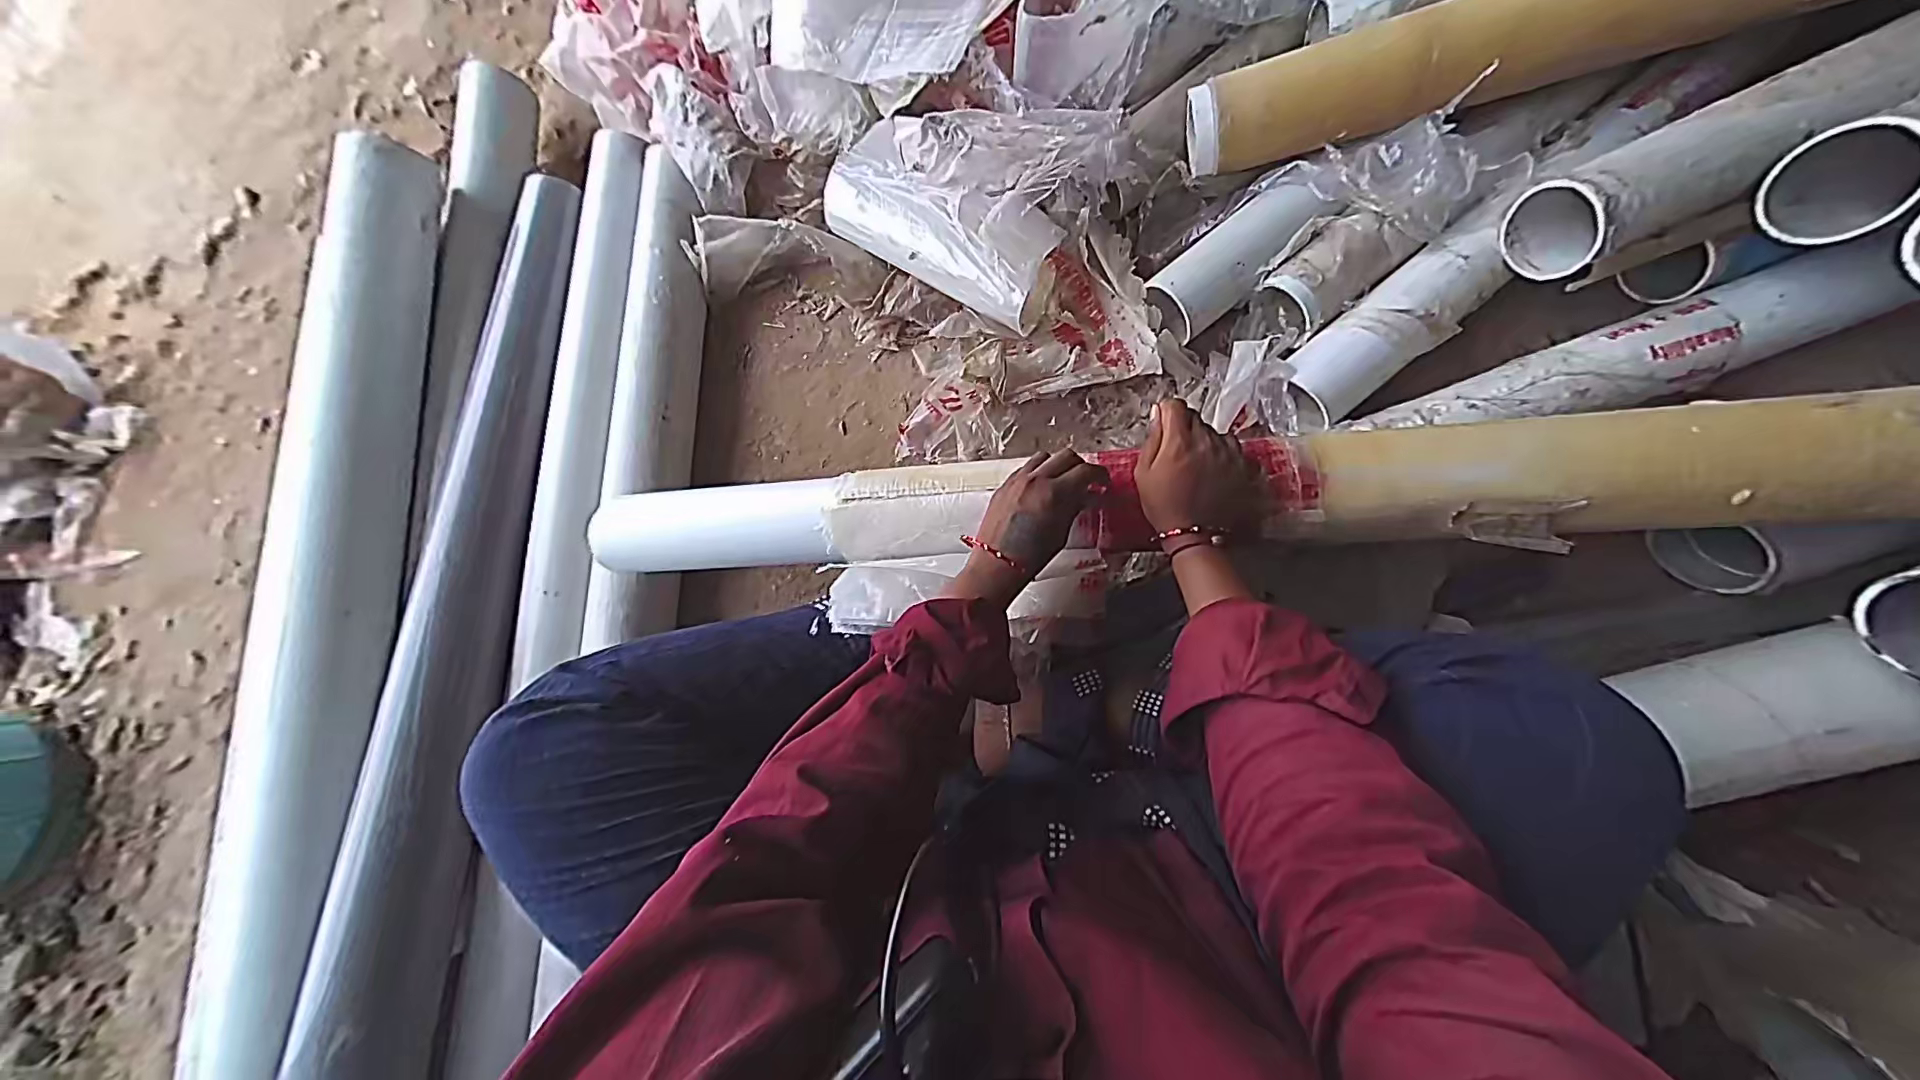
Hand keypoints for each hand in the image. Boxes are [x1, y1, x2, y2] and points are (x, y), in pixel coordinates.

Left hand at [944, 449, 1108, 607]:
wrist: (997, 564)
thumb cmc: (1029, 556)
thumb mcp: (1061, 532)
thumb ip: (1074, 508)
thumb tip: (1086, 497)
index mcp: (1054, 492)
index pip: (1085, 471)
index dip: (1099, 475)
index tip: (1102, 482)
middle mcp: (1035, 480)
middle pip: (1066, 456)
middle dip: (1080, 466)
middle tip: (1086, 480)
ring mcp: (1017, 480)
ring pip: (1044, 457)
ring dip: (1057, 464)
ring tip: (1062, 480)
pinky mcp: (1004, 485)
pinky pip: (1025, 468)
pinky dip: (1038, 471)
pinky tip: (1041, 486)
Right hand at [1134, 399, 1263, 540]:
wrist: (1197, 538)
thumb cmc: (1165, 508)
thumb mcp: (1143, 473)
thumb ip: (1152, 439)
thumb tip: (1158, 414)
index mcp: (1180, 441)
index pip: (1175, 406)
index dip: (1167, 414)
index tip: (1164, 425)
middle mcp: (1209, 440)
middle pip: (1196, 420)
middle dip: (1186, 432)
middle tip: (1178, 456)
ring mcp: (1231, 453)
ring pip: (1216, 434)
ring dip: (1206, 444)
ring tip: (1198, 469)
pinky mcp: (1246, 466)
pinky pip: (1233, 451)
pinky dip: (1224, 458)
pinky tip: (1215, 476)